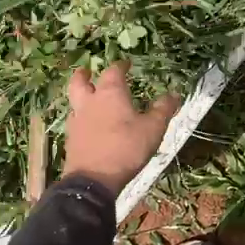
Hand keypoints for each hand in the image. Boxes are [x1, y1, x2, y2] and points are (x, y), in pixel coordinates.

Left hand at [59, 63, 181, 195]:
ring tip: (88, 96)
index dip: (120, 65)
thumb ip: (163, 109)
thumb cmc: (126, 147)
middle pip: (79, 83)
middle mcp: (90, 103)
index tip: (126, 63)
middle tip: (87, 71)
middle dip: (83, 75)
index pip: (113, 71)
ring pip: (74, 102)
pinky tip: (89, 123)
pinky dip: (81, 116)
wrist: (93, 180)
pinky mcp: (71, 140)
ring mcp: (77, 122)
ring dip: (80, 96)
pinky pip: (75, 121)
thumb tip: (173, 94)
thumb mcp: (154, 127)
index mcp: (111, 94)